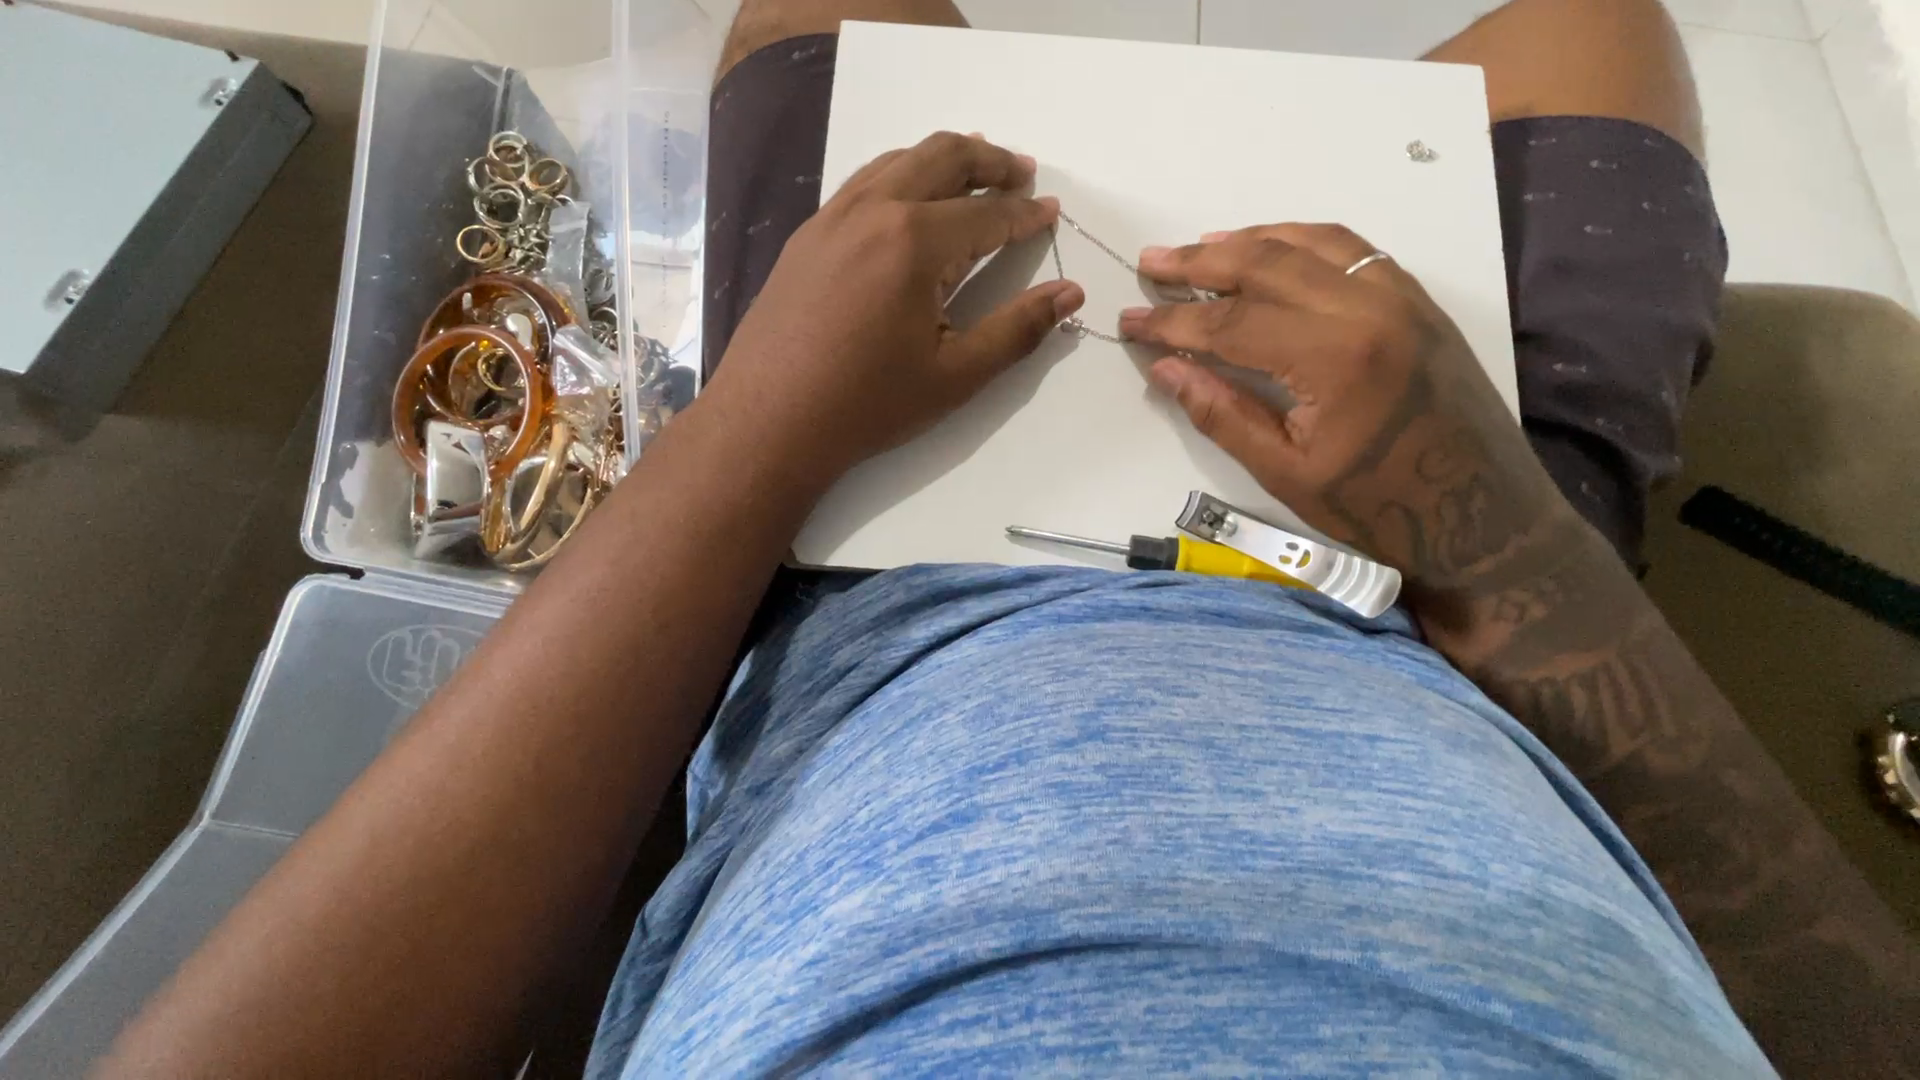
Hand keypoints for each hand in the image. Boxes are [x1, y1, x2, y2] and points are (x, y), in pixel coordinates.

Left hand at [704, 132, 1084, 485]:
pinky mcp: (806, 237)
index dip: (1025, 214)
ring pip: (898, 163)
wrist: (768, 421)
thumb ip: (1017, 330)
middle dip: (989, 162)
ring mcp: (832, 218)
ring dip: (943, 161)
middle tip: (1021, 173)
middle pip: (942, 158)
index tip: (1051, 211)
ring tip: (972, 174)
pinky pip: (862, 185)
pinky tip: (907, 202)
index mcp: (914, 241)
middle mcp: (872, 211)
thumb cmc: (867, 405)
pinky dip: (899, 177)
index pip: (986, 214)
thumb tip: (1070, 294)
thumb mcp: (955, 376)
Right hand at [1121, 224, 1577, 607]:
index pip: (1231, 323)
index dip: (1173, 322)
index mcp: (1333, 358)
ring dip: (1250, 241)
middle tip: (1152, 262)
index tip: (1130, 321)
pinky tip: (1273, 249)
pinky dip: (1303, 241)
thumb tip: (1164, 367)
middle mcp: (1369, 309)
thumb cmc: (1375, 507)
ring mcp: (1400, 298)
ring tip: (1202, 248)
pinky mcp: (1417, 302)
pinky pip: (1352, 251)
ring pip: (1312, 244)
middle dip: (1201, 263)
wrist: (1480, 514)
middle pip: (1268, 265)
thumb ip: (1221, 413)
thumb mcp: (1285, 472)